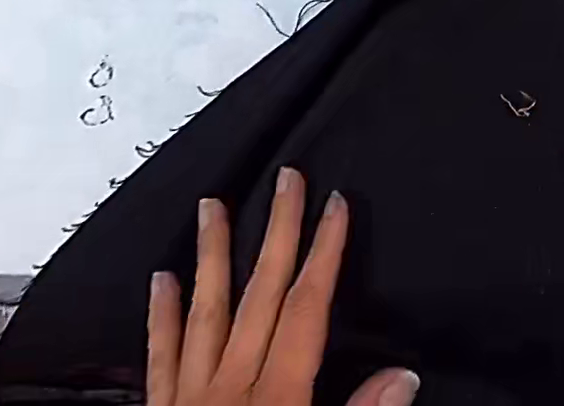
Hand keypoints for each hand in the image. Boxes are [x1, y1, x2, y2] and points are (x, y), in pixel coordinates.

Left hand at [147, 168, 418, 405]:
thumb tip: (404, 374)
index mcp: (274, 400)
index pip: (306, 306)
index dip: (325, 250)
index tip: (336, 203)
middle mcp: (228, 391)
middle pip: (259, 294)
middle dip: (276, 231)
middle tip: (285, 180)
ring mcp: (188, 403)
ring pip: (204, 313)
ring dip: (211, 256)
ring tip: (210, 209)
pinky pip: (159, 361)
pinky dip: (162, 318)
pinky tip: (161, 281)